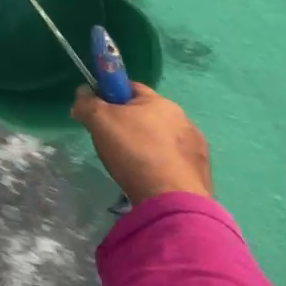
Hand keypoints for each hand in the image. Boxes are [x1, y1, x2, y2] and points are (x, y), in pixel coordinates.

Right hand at [71, 83, 213, 204]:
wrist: (171, 198)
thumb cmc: (134, 150)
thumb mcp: (97, 119)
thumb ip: (86, 102)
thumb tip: (84, 94)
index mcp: (162, 103)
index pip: (129, 87)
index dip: (108, 94)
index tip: (95, 110)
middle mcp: (184, 120)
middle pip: (145, 113)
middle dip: (126, 121)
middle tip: (107, 137)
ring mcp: (197, 146)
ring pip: (160, 136)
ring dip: (145, 142)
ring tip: (128, 160)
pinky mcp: (201, 170)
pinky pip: (172, 157)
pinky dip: (158, 161)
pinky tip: (147, 173)